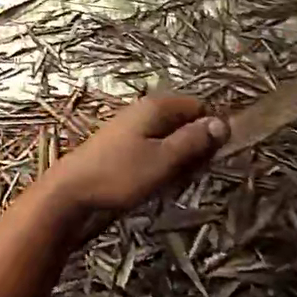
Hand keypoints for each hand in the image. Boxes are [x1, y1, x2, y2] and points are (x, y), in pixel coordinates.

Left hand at [45, 95, 227, 213]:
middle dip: (194, 148)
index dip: (211, 130)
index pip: (199, 107)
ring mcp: (133, 126)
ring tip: (170, 181)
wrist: (72, 190)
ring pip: (171, 139)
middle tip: (188, 174)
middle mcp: (145, 109)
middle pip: (186, 123)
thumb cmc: (120, 173)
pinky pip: (155, 149)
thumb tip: (223, 123)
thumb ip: (194, 141)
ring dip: (178, 161)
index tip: (211, 157)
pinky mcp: (125, 145)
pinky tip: (154, 183)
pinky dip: (161, 165)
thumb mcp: (164, 159)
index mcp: (156, 106)